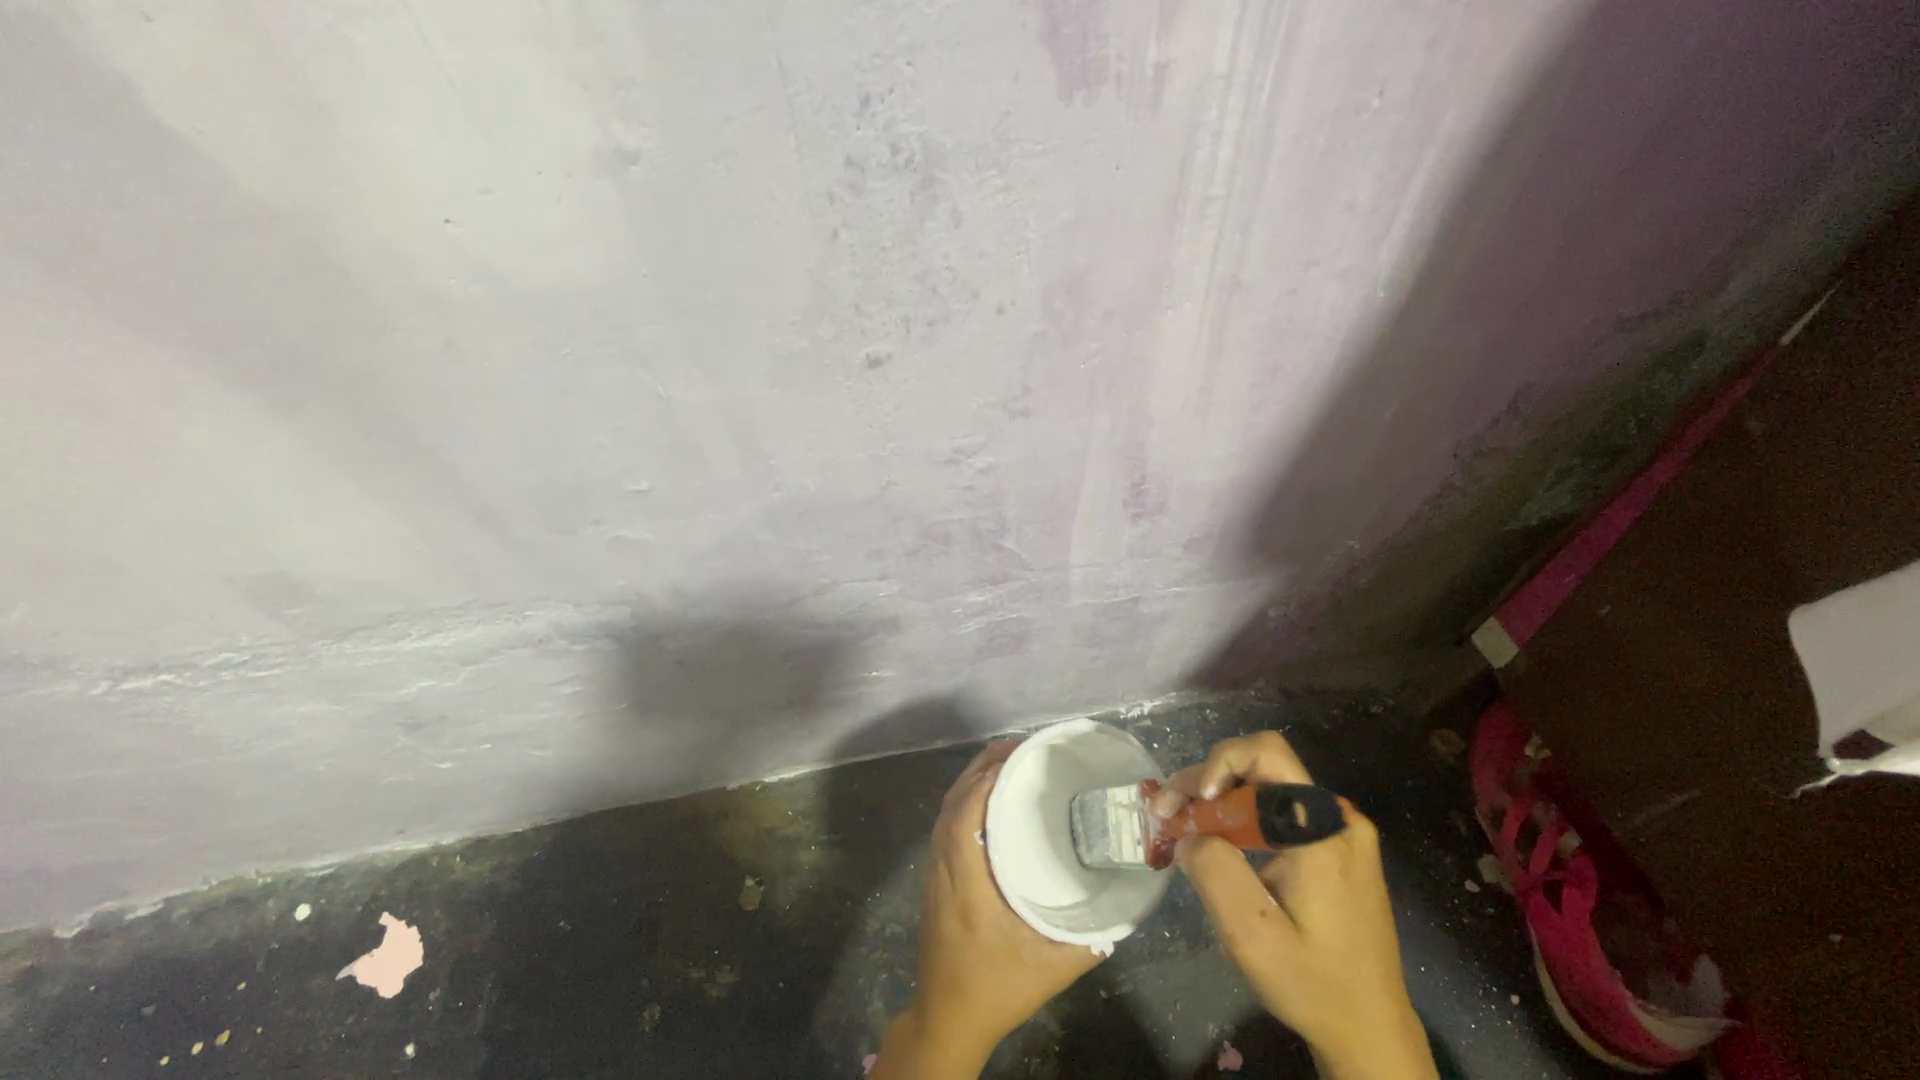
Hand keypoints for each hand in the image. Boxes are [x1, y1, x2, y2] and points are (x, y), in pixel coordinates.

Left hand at [872, 740, 1103, 1078]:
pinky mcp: (934, 883)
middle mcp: (943, 873)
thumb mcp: (1052, 969)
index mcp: (966, 888)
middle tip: (1015, 749)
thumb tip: (1128, 902)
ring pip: (943, 816)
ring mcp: (934, 877)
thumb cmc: (997, 991)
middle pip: (950, 807)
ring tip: (1004, 765)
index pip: (962, 821)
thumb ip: (1091, 938)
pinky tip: (988, 802)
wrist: (947, 1020)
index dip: (982, 784)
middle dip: (978, 771)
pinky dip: (963, 804)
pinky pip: (944, 829)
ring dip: (968, 784)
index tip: (1012, 759)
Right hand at [1153, 732, 1437, 1079]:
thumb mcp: (1251, 934)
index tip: (1193, 805)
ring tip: (1184, 832)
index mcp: (1322, 830)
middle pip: (1263, 768)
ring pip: (1269, 789)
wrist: (1371, 1028)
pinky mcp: (1339, 850)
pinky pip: (1283, 813)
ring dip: (1222, 803)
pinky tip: (1218, 848)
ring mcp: (1342, 833)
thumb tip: (1191, 834)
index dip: (1219, 764)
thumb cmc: (1312, 983)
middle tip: (1167, 817)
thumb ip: (1214, 872)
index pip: (1266, 754)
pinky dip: (1243, 819)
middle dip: (1207, 784)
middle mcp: (1338, 818)